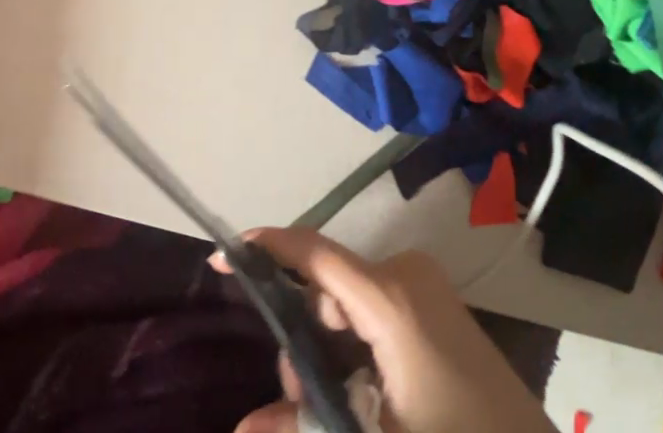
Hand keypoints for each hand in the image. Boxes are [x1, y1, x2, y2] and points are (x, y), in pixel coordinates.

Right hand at [216, 228, 555, 432]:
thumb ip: (301, 426)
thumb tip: (241, 428)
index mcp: (390, 300)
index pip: (311, 253)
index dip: (262, 249)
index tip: (220, 258)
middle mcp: (407, 278)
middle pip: (324, 285)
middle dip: (300, 334)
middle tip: (303, 400)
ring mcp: (428, 291)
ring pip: (347, 298)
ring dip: (327, 344)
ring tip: (335, 405)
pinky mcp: (442, 309)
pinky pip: (376, 305)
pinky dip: (354, 340)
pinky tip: (363, 391)